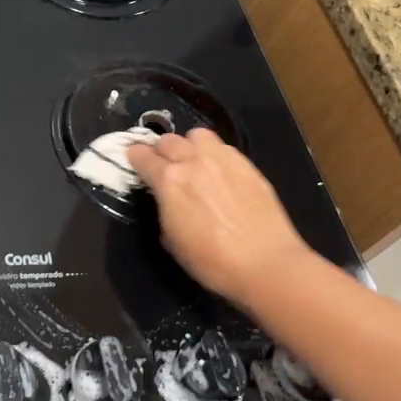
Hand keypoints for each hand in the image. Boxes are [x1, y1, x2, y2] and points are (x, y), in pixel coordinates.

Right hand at [126, 128, 319, 304]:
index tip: (133, 160)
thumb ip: (163, 208)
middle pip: (168, 140)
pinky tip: (218, 171)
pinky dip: (213, 153)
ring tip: (192, 161)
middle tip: (162, 165)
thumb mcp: (171, 239)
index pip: (142, 156)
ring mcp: (223, 159)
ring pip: (197, 135)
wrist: (267, 265)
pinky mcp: (247, 165)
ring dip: (188, 145)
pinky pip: (223, 147)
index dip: (134, 157)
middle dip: (160, 150)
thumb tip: (165, 199)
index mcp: (169, 180)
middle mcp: (194, 161)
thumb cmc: (212, 261)